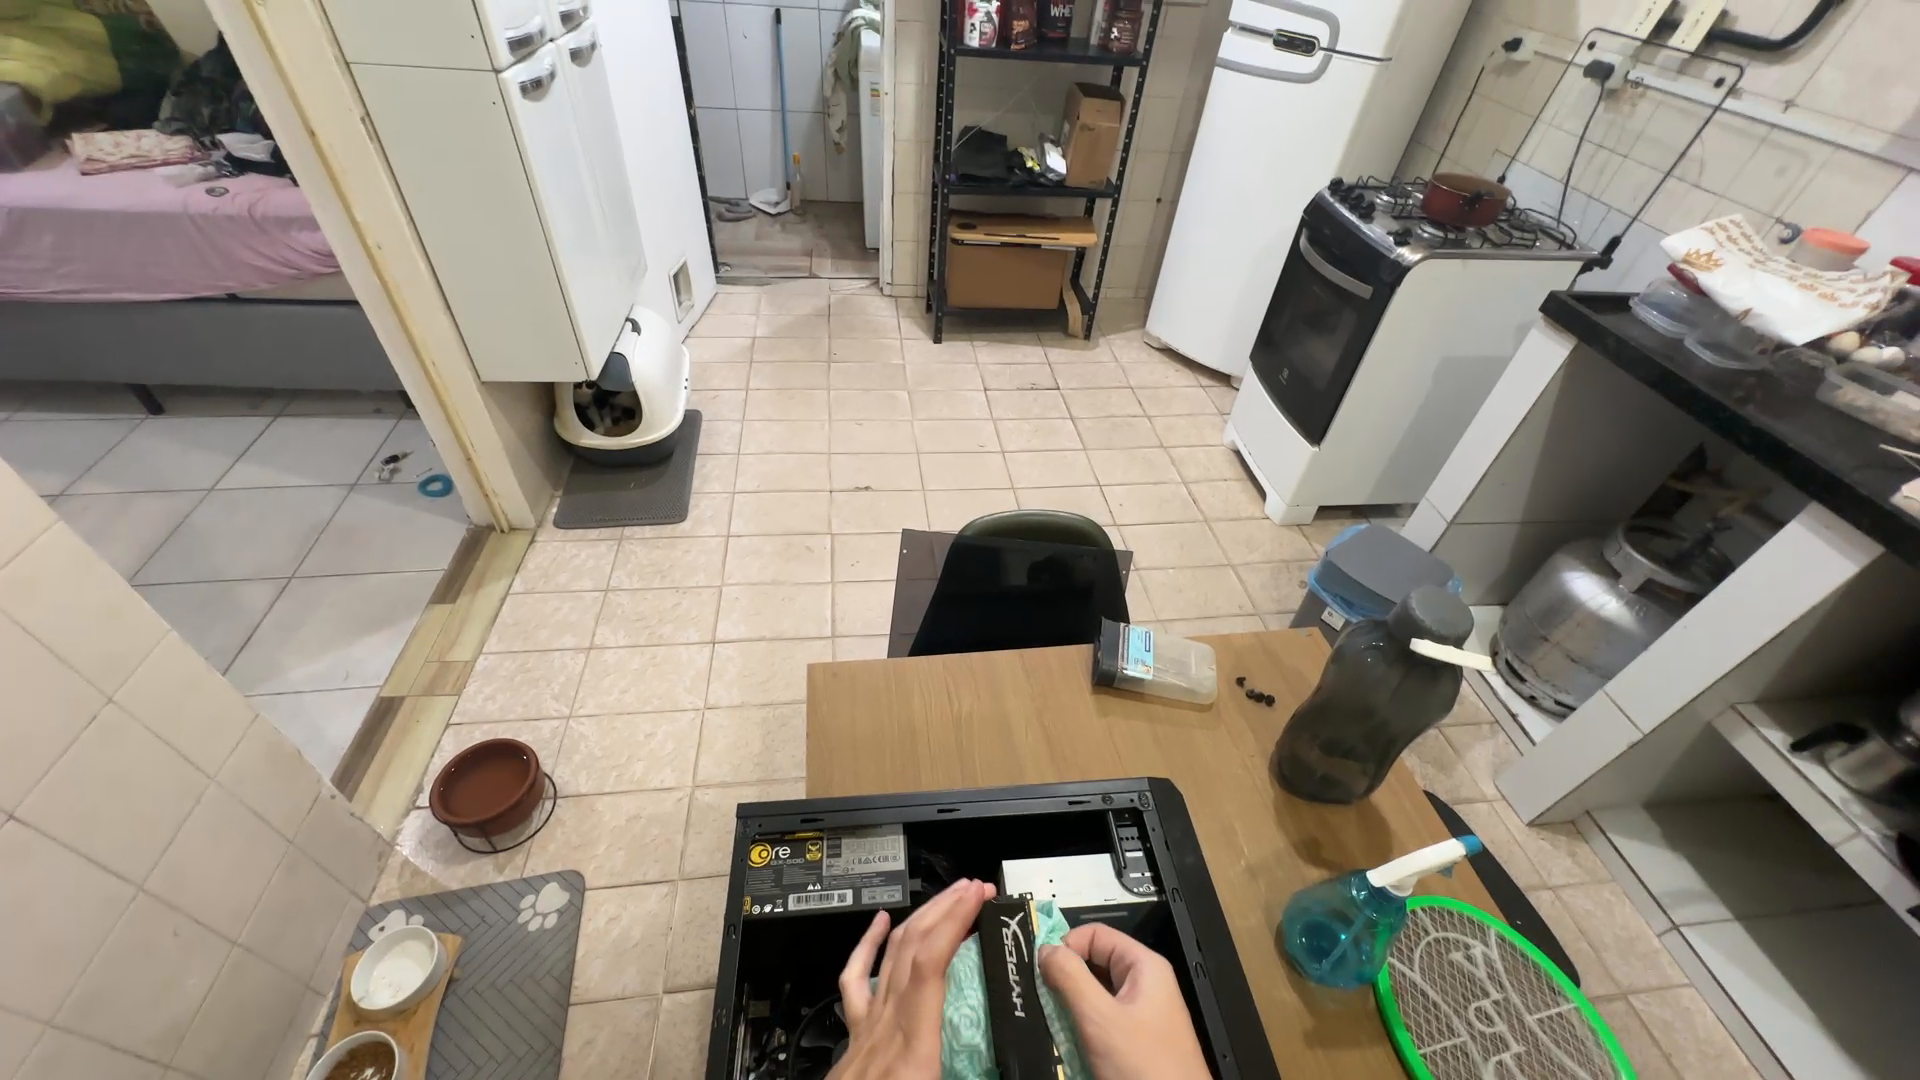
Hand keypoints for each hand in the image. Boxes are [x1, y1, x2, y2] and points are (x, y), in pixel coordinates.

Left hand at [829, 879, 996, 1079]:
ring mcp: (864, 1032)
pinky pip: (855, 981)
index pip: (931, 964)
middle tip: (976, 889)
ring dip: (920, 917)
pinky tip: (880, 923)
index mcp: (913, 1053)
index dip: (955, 921)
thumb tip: (1023, 1066)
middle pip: (912, 948)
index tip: (979, 896)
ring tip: (947, 895)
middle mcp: (885, 1031)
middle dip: (945, 908)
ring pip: (890, 956)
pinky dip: (868, 945)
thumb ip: (984, 1073)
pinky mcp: (852, 1041)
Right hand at [1039, 923, 1211, 1079]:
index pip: (1096, 934)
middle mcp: (1146, 983)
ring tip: (1054, 1024)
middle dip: (1067, 980)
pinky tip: (1071, 1045)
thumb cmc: (1142, 1066)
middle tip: (1042, 1000)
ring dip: (1073, 1007)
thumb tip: (1045, 948)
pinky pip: (1104, 1021)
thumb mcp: (1100, 1019)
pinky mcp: (1139, 1040)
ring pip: (1097, 995)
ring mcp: (1143, 1014)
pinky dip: (1085, 1028)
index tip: (1041, 972)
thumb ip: (1070, 978)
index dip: (1067, 946)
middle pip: (1095, 964)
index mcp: (1144, 966)